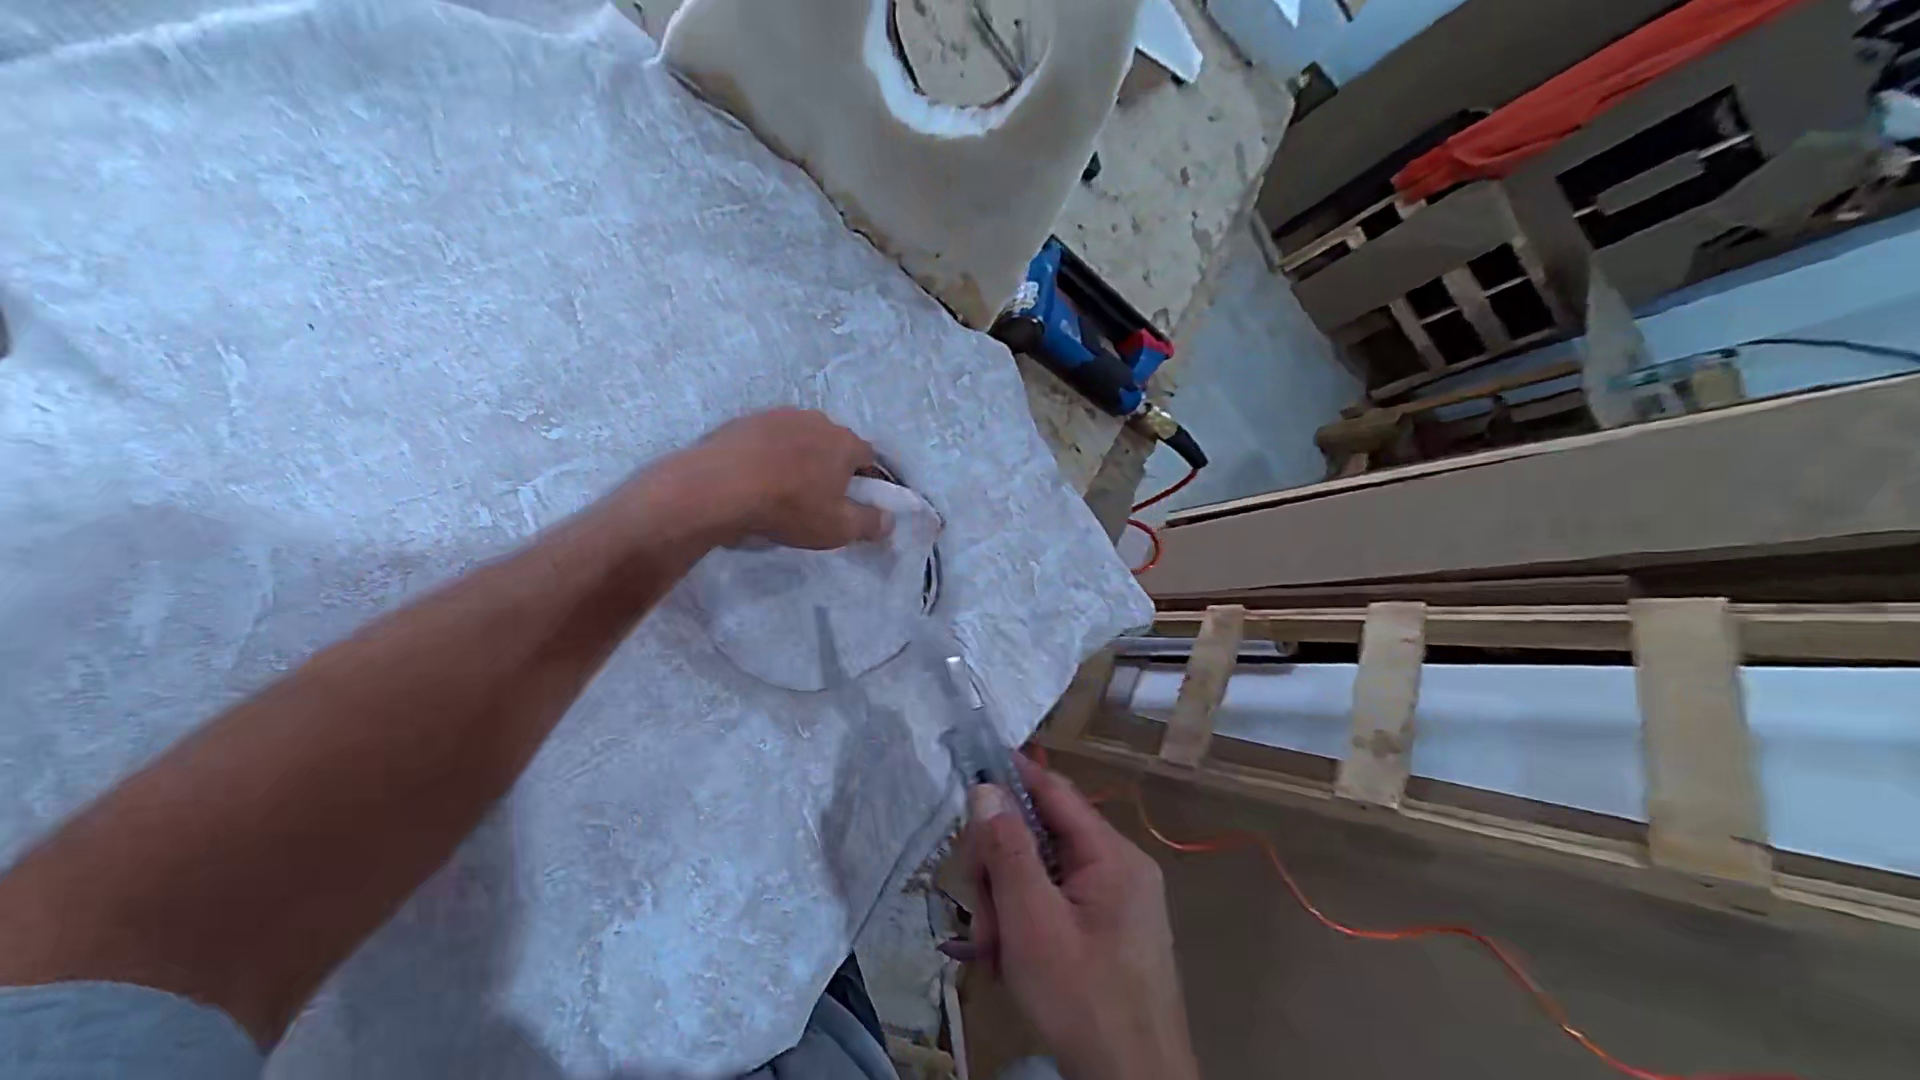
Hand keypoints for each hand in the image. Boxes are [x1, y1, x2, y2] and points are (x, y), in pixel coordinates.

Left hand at [667, 408, 889, 548]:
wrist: (718, 487)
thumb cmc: (789, 508)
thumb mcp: (837, 528)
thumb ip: (870, 523)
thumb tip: (890, 520)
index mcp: (844, 442)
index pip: (868, 457)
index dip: (865, 479)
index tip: (852, 499)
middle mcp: (816, 420)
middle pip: (833, 443)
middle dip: (830, 465)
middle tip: (816, 496)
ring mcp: (778, 416)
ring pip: (799, 437)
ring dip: (797, 457)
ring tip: (781, 486)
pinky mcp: (744, 420)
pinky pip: (767, 438)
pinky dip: (767, 454)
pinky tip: (754, 476)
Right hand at [962, 759, 1199, 1079]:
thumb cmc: (1083, 1001)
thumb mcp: (1032, 923)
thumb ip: (1007, 851)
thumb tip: (986, 788)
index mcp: (1112, 855)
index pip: (1055, 791)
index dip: (1012, 776)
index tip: (971, 768)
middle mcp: (1119, 867)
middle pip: (1042, 836)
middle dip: (1001, 868)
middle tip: (981, 916)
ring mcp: (1115, 900)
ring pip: (1043, 871)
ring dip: (1008, 903)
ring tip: (994, 952)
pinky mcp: (1107, 929)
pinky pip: (1055, 901)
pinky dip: (1026, 921)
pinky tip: (1009, 957)